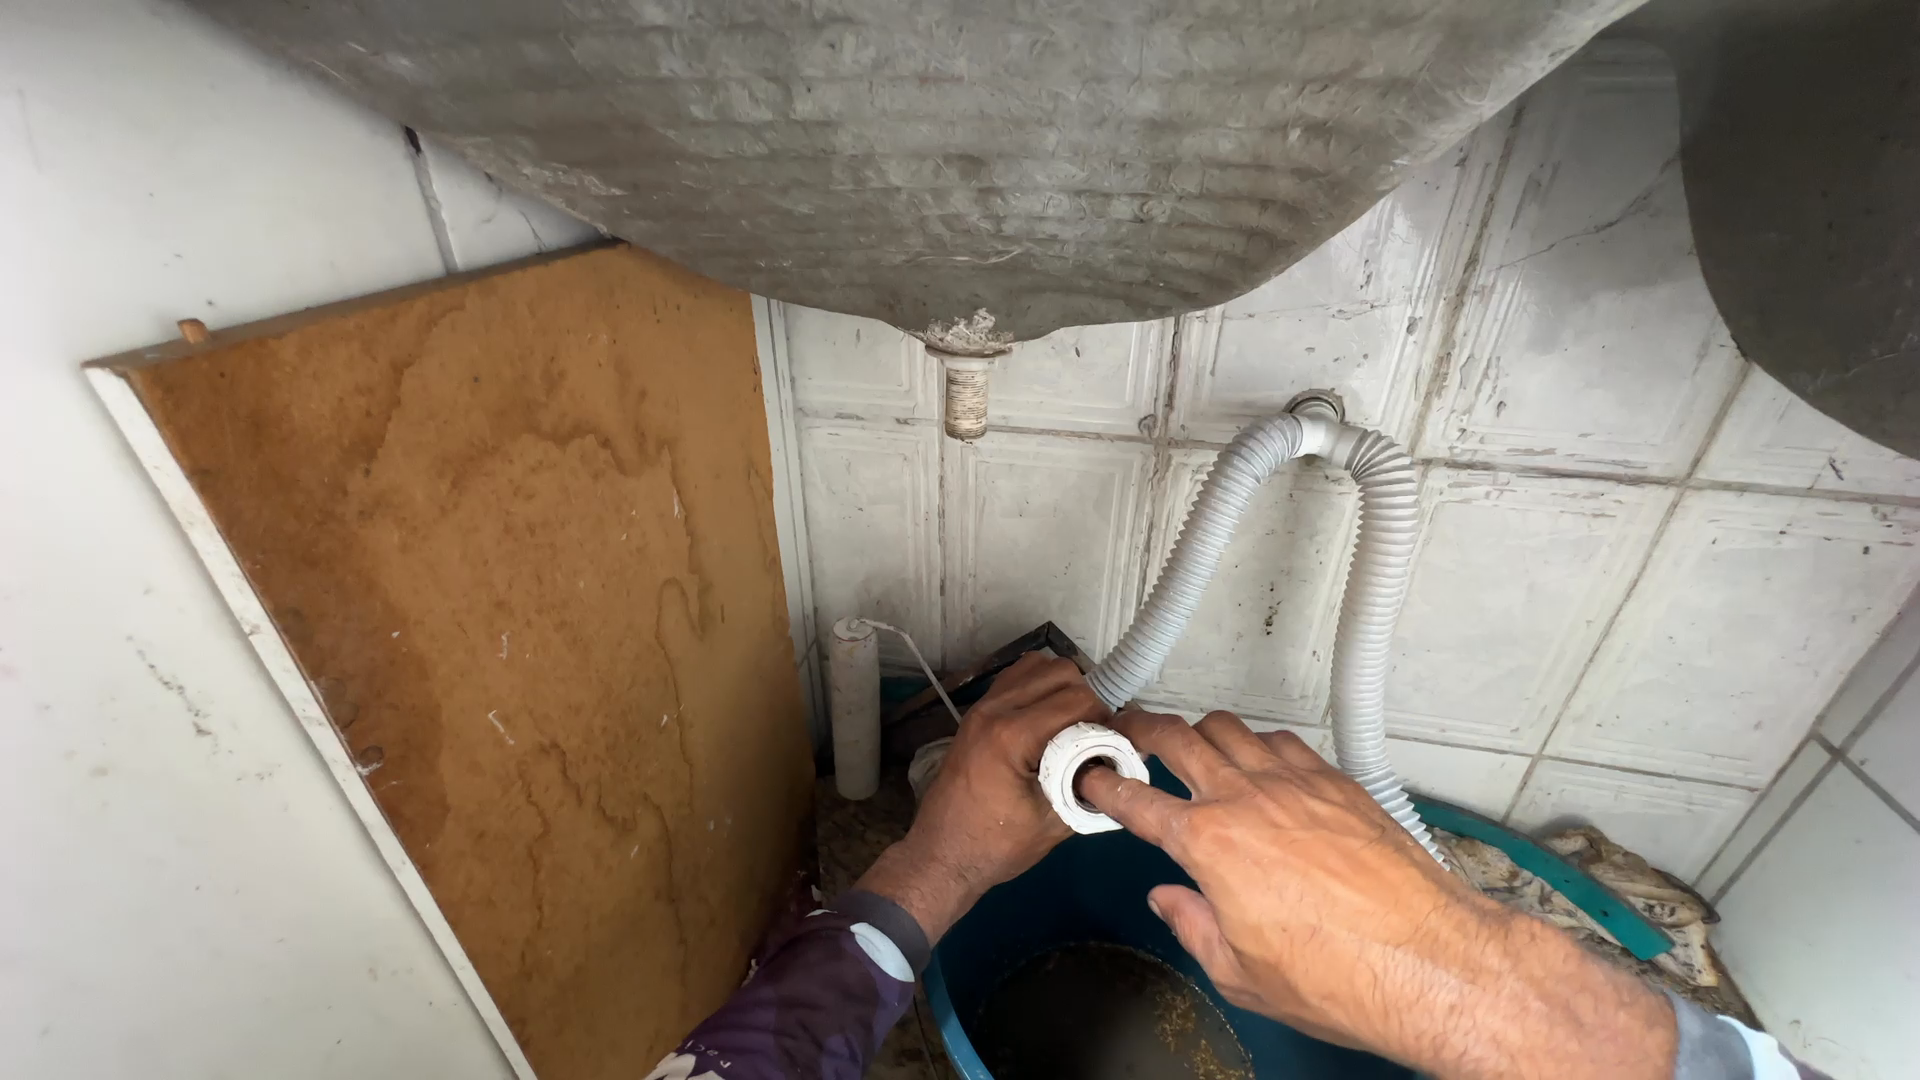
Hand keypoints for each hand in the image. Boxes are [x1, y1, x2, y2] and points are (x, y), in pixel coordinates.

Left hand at [854, 653, 1107, 941]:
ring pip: (1037, 665)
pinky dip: (1039, 686)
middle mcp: (995, 709)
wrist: (942, 854)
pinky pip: (1016, 677)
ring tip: (1072, 723)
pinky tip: (1048, 719)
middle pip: (1060, 671)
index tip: (1111, 743)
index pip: (1077, 698)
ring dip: (1062, 687)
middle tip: (1093, 733)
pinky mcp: (977, 710)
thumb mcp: (1054, 822)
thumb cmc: (997, 845)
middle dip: (1086, 697)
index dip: (1103, 718)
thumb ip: (1090, 784)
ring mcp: (982, 705)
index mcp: (1012, 735)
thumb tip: (1122, 755)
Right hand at [1080, 709, 1675, 1079]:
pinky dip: (1258, 743)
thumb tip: (1168, 898)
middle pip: (1175, 736)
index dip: (1103, 785)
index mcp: (1208, 843)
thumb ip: (1191, 926)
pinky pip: (1281, 739)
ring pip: (1227, 726)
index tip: (1090, 776)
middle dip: (1141, 726)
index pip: (1136, 801)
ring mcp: (1290, 781)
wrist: (1433, 963)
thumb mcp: (1241, 975)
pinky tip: (1263, 763)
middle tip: (1129, 728)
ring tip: (1197, 743)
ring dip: (1201, 731)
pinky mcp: (1333, 779)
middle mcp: (1242, 797)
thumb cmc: (1335, 979)